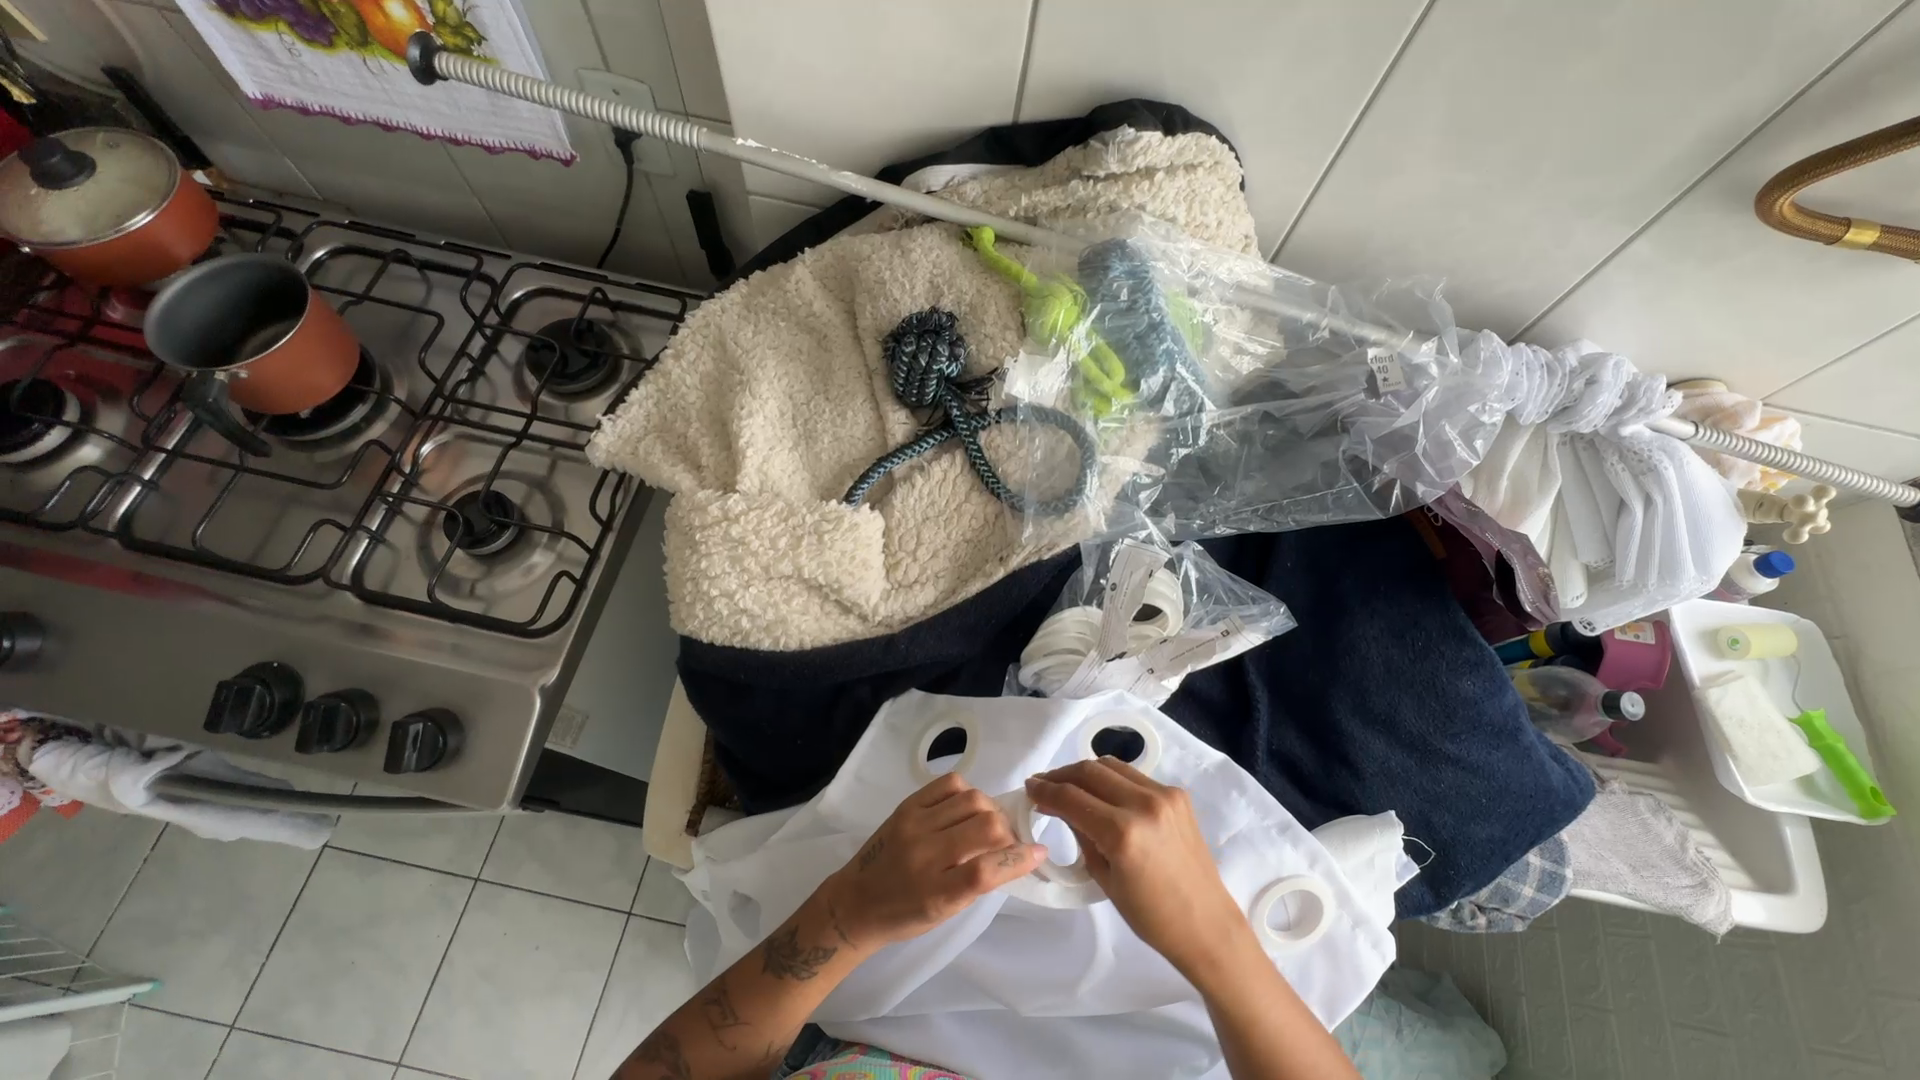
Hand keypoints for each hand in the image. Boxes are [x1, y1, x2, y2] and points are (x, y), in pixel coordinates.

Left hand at [819, 772, 1045, 949]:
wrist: (856, 901)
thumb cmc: (906, 916)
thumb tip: (1016, 852)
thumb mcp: (946, 913)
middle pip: (986, 826)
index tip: (1039, 853)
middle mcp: (925, 855)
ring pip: (973, 799)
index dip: (1020, 858)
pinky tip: (965, 808)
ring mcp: (914, 825)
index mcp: (936, 893)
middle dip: (1008, 832)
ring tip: (986, 823)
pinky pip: (950, 783)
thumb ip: (978, 883)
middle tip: (1005, 841)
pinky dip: (967, 792)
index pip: (987, 870)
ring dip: (991, 810)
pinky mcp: (907, 805)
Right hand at [1026, 757, 1249, 976]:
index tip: (1029, 788)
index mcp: (1122, 832)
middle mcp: (1143, 804)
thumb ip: (1080, 834)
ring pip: (1112, 766)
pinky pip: (1134, 776)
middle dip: (1061, 775)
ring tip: (1069, 785)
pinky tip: (1103, 795)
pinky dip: (1112, 780)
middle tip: (1044, 784)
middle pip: (1089, 771)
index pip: (1071, 797)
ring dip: (1085, 772)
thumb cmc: (1150, 915)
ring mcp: (1164, 795)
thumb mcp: (1103, 877)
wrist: (1206, 924)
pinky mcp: (1177, 795)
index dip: (1045, 790)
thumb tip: (1059, 807)